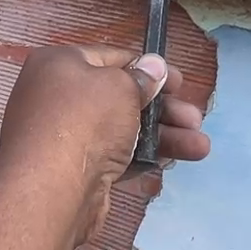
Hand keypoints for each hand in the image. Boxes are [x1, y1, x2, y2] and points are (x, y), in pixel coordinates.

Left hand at [0, 46, 209, 249]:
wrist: (50, 190)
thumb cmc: (84, 122)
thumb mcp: (119, 87)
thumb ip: (140, 78)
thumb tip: (152, 66)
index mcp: (57, 66)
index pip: (110, 58)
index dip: (148, 68)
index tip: (179, 83)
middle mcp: (56, 97)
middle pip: (119, 97)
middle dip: (162, 108)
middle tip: (195, 119)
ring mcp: (63, 136)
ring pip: (120, 129)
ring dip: (161, 136)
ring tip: (200, 147)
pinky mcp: (73, 169)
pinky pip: (112, 155)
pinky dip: (140, 156)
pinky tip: (170, 161)